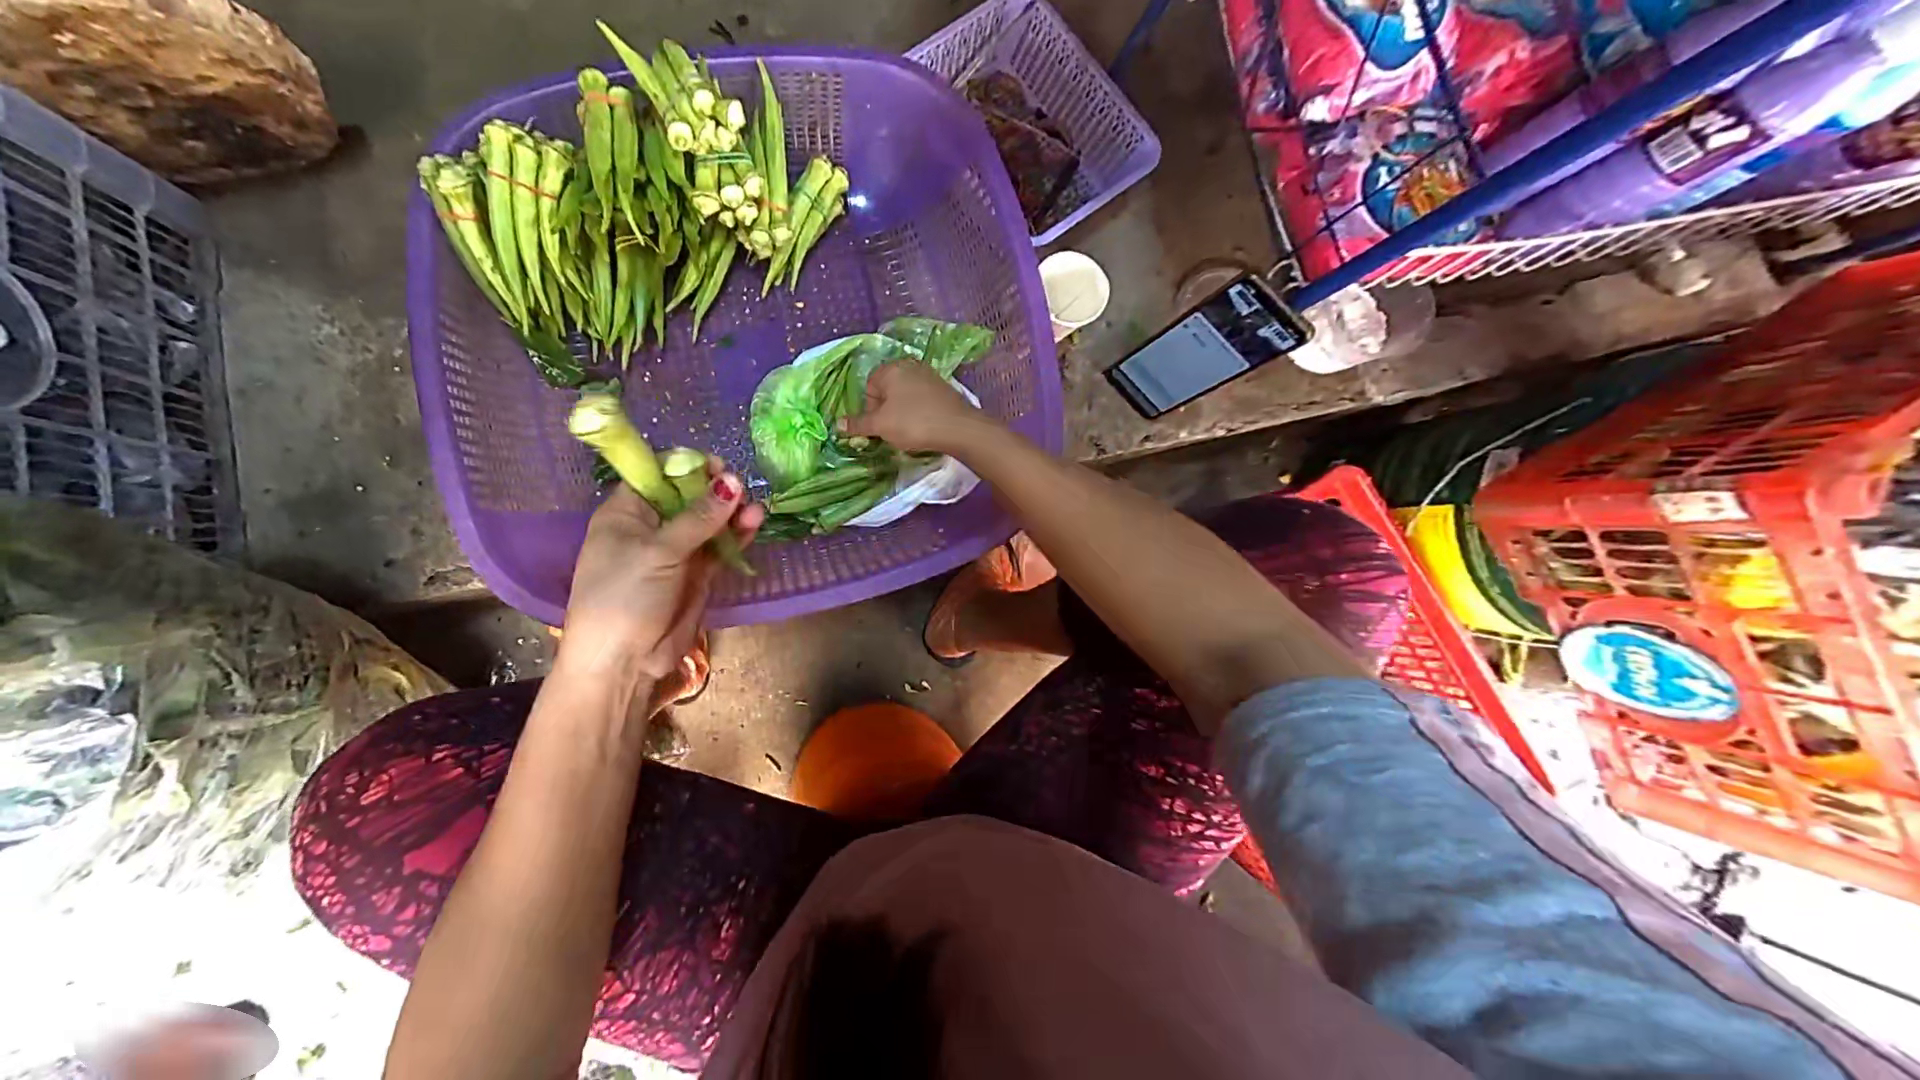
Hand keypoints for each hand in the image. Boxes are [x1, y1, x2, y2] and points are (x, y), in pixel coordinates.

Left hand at [559, 463, 762, 681]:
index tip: (714, 465)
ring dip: (732, 512)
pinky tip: (754, 522)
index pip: (657, 475)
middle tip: (740, 486)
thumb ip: (699, 517)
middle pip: (689, 496)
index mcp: (626, 513)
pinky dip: (738, 534)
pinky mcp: (698, 573)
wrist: (624, 661)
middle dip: (716, 489)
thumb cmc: (624, 596)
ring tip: (754, 507)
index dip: (685, 466)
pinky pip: (721, 546)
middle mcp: (652, 527)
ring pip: (710, 522)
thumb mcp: (658, 551)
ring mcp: (677, 551)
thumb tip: (733, 480)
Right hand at [838, 360, 989, 453]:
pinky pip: (922, 399)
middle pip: (887, 389)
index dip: (870, 409)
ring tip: (909, 430)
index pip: (869, 386)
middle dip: (886, 410)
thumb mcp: (881, 426)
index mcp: (891, 368)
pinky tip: (924, 426)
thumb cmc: (913, 423)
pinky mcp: (944, 387)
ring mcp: (929, 375)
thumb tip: (838, 423)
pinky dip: (919, 411)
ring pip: (905, 395)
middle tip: (892, 430)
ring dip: (902, 411)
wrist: (958, 428)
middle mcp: (909, 365)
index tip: (878, 426)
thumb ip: (858, 424)